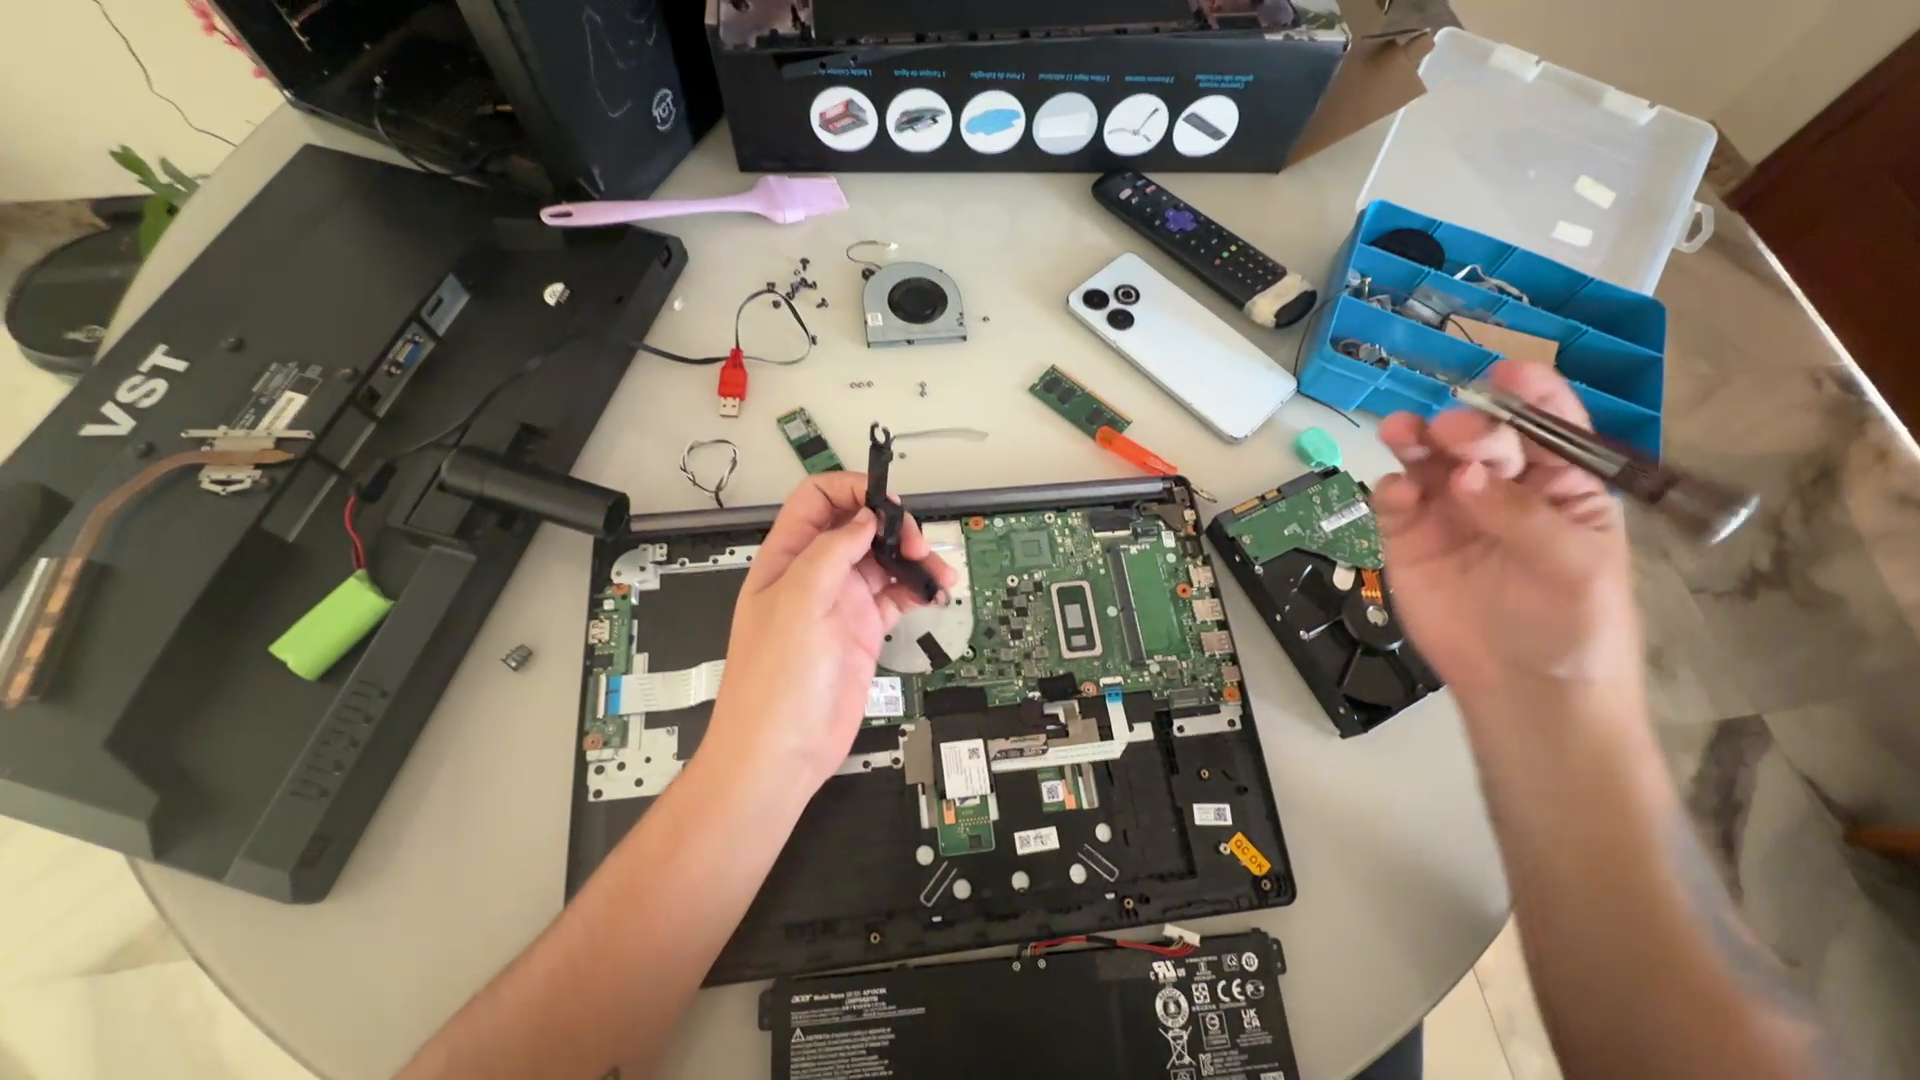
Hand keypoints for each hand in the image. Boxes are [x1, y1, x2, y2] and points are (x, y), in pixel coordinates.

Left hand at [702, 474, 955, 795]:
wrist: (782, 752)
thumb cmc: (773, 682)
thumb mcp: (797, 602)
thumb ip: (831, 551)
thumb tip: (863, 519)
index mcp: (788, 558)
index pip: (818, 500)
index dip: (853, 491)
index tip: (889, 504)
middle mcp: (815, 575)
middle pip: (860, 527)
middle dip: (895, 528)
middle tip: (918, 547)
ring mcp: (841, 604)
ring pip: (884, 562)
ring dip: (915, 560)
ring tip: (939, 574)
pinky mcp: (863, 632)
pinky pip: (896, 598)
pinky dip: (918, 591)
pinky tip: (935, 595)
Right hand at [1371, 360, 1641, 703]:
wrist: (1524, 688)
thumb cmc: (1572, 625)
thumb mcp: (1575, 567)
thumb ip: (1523, 516)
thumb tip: (1464, 476)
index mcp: (1559, 483)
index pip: (1546, 424)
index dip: (1528, 394)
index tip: (1506, 375)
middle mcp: (1500, 486)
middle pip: (1479, 436)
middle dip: (1467, 424)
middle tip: (1453, 434)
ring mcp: (1449, 510)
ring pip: (1427, 458)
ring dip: (1414, 439)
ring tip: (1401, 433)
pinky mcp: (1407, 537)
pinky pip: (1393, 500)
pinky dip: (1389, 487)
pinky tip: (1394, 493)